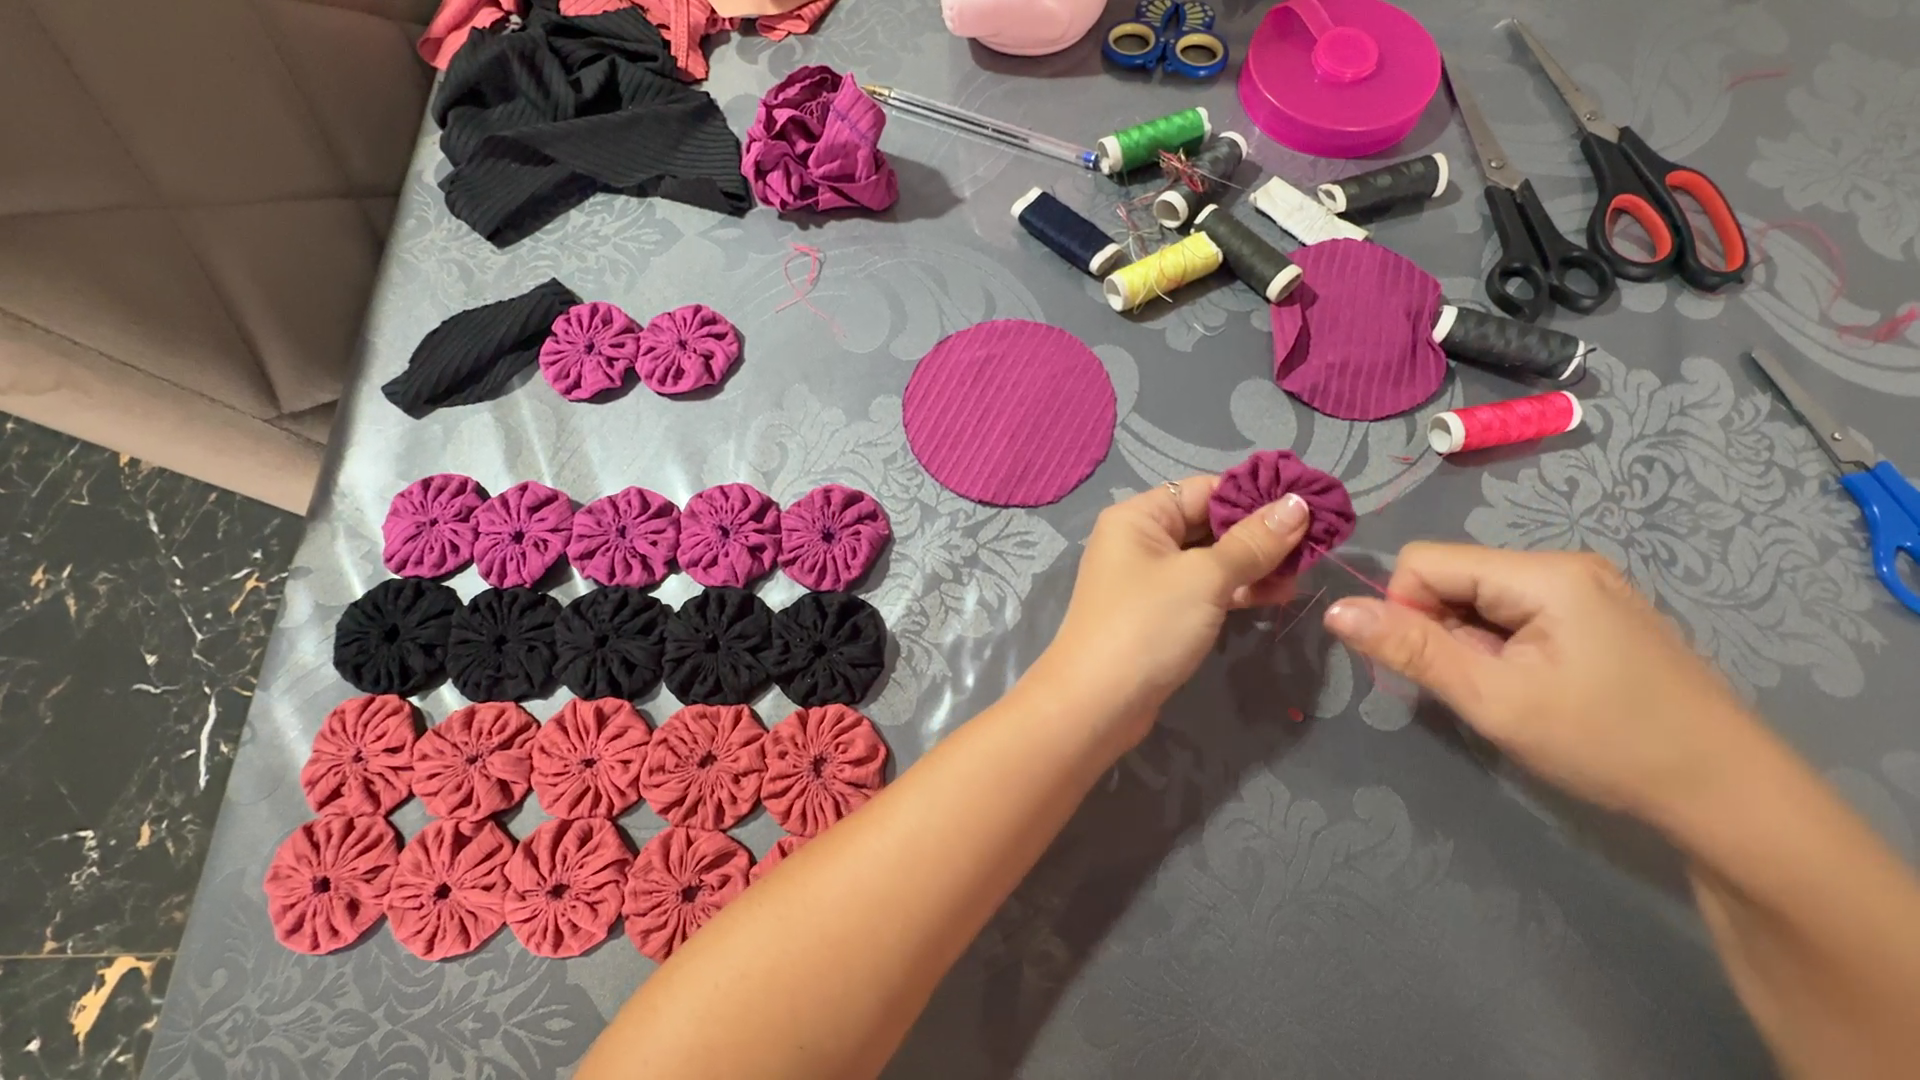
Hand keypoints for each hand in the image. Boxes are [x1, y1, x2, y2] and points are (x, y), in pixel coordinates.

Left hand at [1029, 475, 1310, 745]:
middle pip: (1210, 523)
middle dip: (1260, 533)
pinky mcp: (1161, 614)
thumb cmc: (1147, 625)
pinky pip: (1206, 589)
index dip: (1256, 495)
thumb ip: (1253, 542)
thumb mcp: (1205, 578)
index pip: (1205, 489)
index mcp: (1139, 517)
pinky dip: (1238, 590)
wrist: (1098, 703)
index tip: (1310, 505)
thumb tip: (1299, 504)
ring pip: (1212, 560)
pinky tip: (1276, 596)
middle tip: (1316, 543)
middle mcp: (1140, 540)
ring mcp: (1149, 580)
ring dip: (1255, 565)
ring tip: (1300, 576)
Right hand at [1323, 542, 1758, 826]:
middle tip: (1474, 690)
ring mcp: (1586, 589)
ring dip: (1468, 643)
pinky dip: (1499, 648)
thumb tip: (1335, 610)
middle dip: (1439, 630)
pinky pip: (1515, 613)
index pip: (1423, 562)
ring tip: (1506, 694)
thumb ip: (1410, 649)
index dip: (1405, 612)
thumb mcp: (1494, 699)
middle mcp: (1564, 565)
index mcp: (1541, 573)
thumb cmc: (1605, 744)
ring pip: (1480, 598)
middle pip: (1452, 576)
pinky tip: (1531, 688)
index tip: (1431, 671)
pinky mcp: (1597, 616)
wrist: (1729, 797)